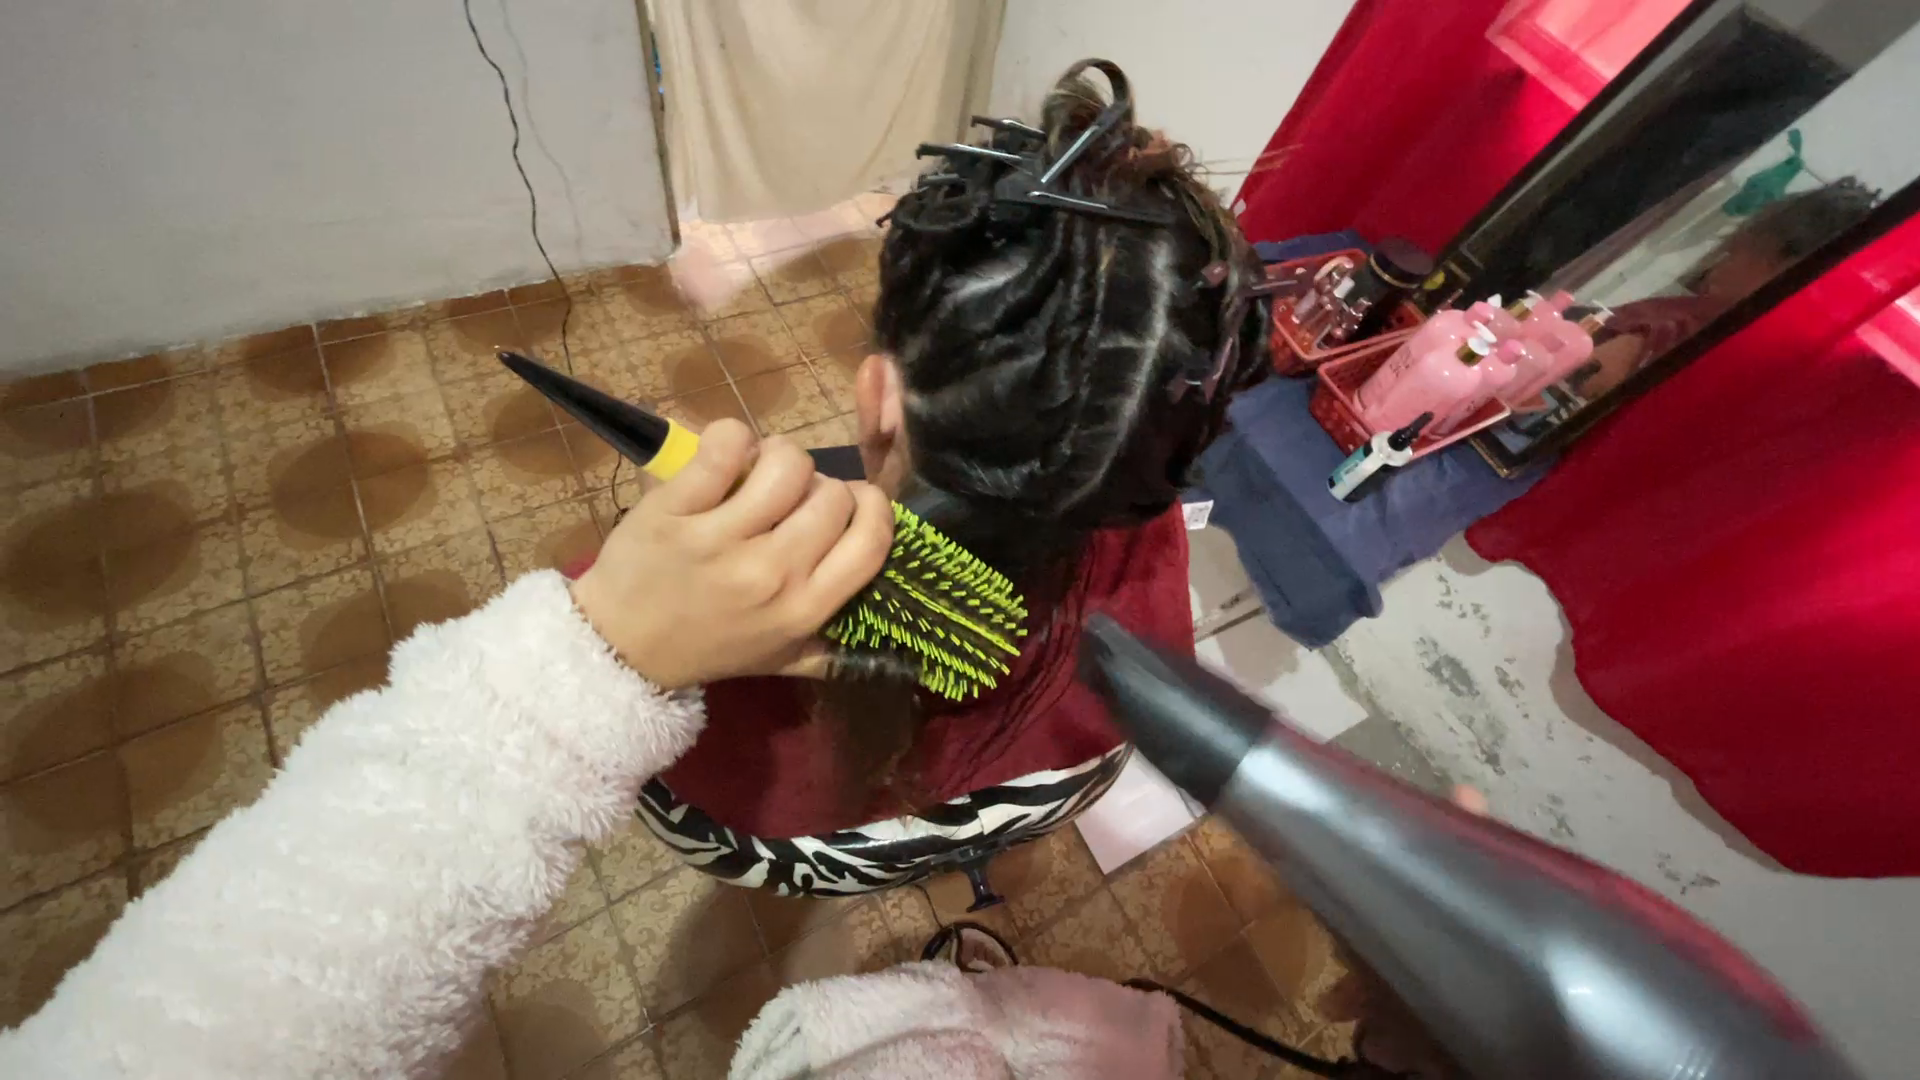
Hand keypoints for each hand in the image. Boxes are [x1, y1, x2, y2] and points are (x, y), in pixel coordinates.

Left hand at [569, 420, 892, 688]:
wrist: (622, 647)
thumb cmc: (712, 647)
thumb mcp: (783, 659)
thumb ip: (837, 646)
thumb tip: (894, 626)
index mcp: (805, 608)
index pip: (872, 537)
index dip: (873, 506)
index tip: (853, 503)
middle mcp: (772, 572)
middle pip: (833, 494)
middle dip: (821, 488)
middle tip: (793, 503)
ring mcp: (721, 539)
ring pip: (788, 462)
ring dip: (781, 460)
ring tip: (760, 478)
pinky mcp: (676, 508)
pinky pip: (727, 446)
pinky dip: (734, 438)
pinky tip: (727, 458)